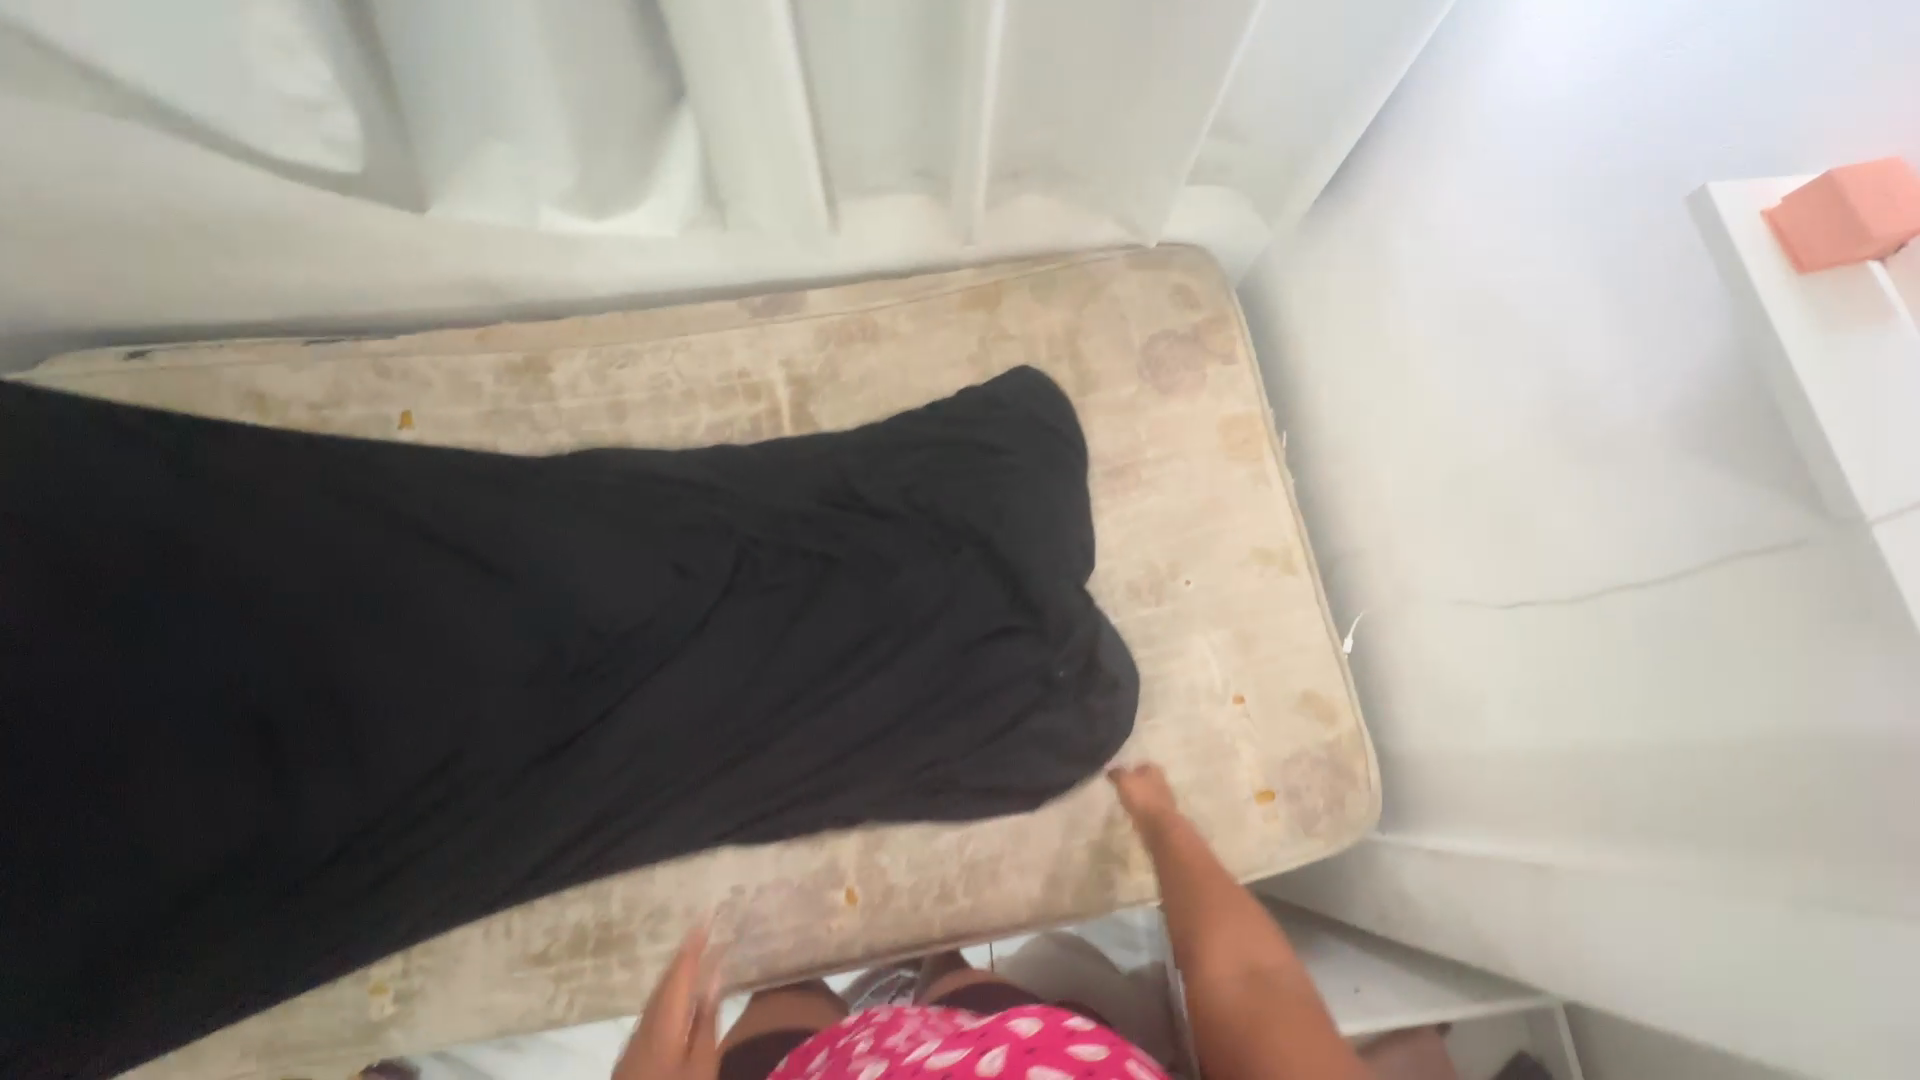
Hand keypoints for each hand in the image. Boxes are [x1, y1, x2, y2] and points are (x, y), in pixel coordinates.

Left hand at [612, 924, 718, 1079]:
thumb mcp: (703, 1065)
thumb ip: (707, 1019)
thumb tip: (714, 976)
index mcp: (665, 1024)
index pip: (679, 974)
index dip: (692, 945)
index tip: (705, 918)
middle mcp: (645, 1027)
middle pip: (664, 984)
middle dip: (683, 956)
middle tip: (703, 930)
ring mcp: (635, 1044)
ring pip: (655, 998)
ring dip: (674, 974)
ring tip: (694, 956)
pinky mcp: (632, 1060)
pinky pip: (652, 1013)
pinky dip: (667, 995)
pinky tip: (677, 998)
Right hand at [1107, 763, 1178, 830]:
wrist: (1158, 825)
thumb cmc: (1141, 798)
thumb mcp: (1123, 780)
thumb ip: (1117, 773)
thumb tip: (1111, 770)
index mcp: (1154, 770)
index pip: (1142, 765)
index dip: (1131, 769)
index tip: (1120, 776)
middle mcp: (1162, 781)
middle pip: (1146, 780)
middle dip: (1136, 784)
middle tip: (1122, 789)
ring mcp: (1164, 799)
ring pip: (1148, 794)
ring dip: (1139, 798)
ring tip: (1125, 802)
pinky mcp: (1163, 815)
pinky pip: (1149, 808)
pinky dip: (1142, 810)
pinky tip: (1133, 814)